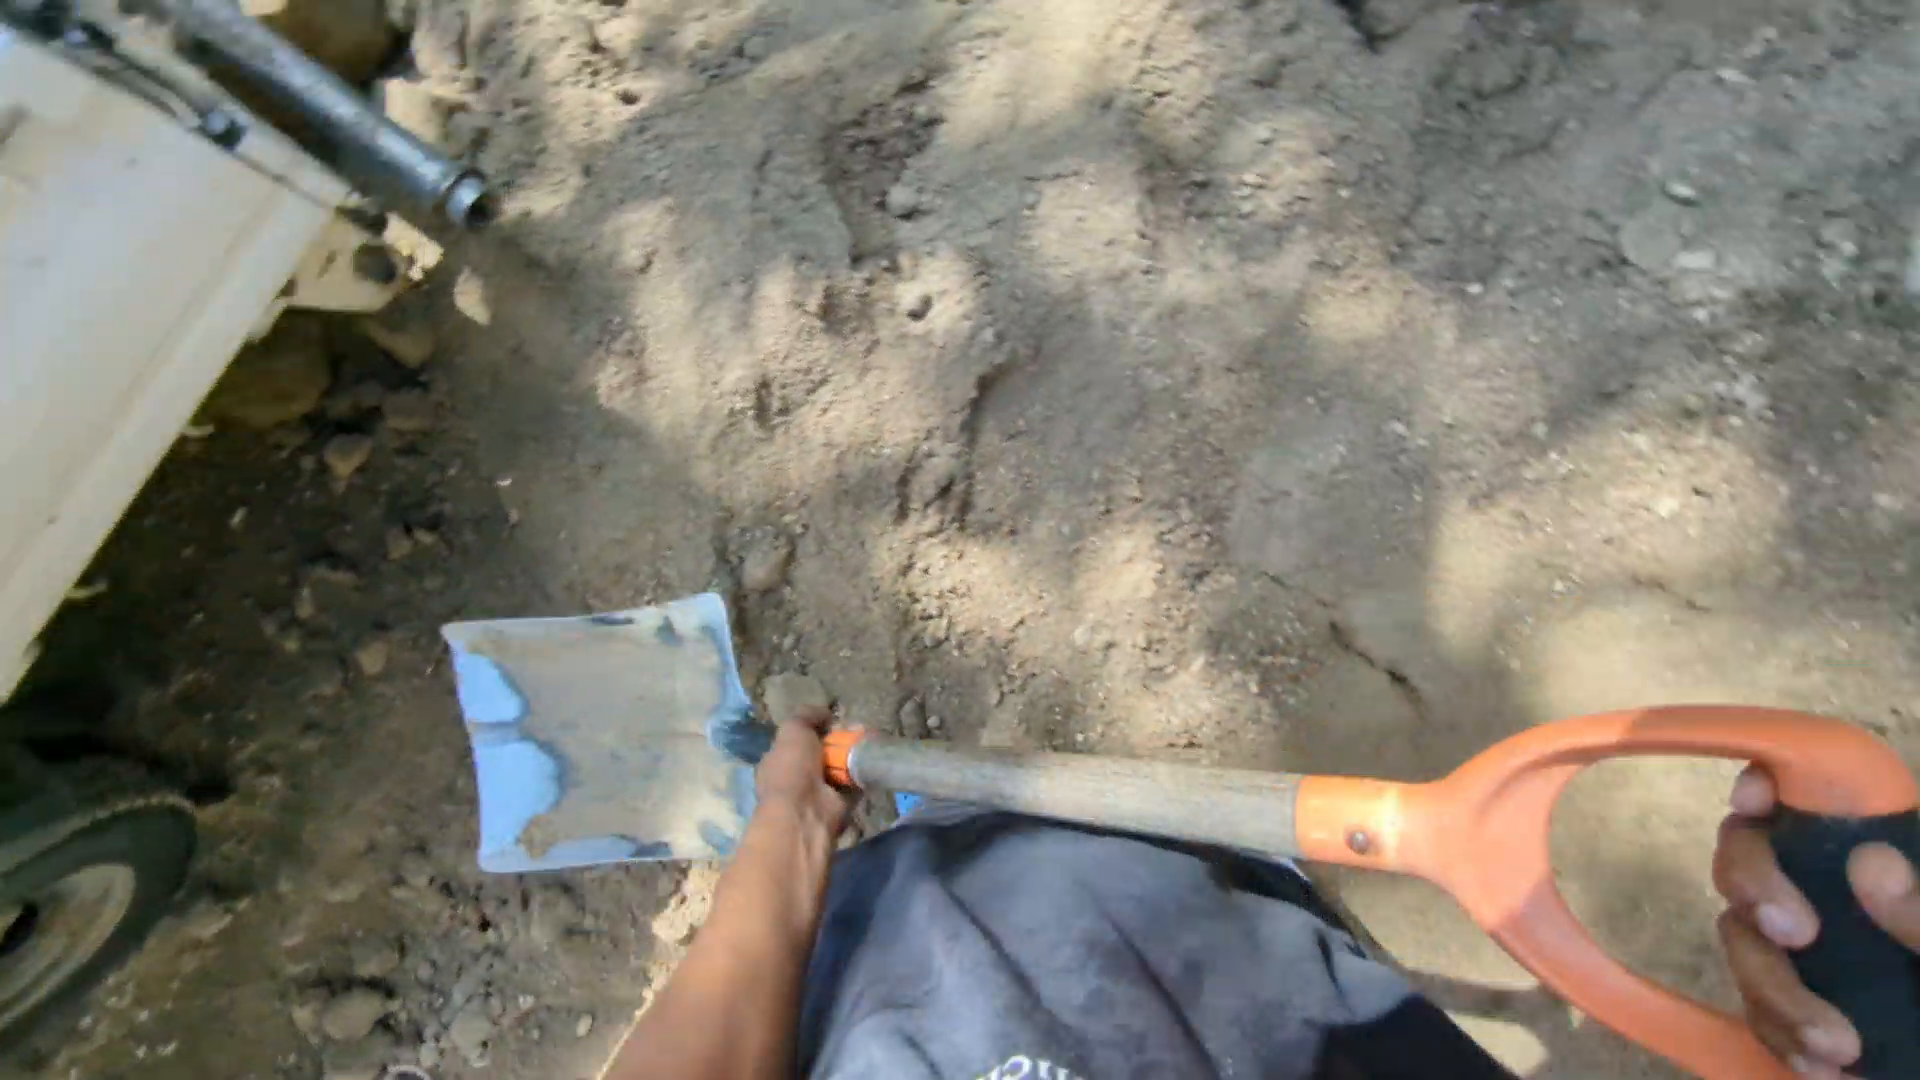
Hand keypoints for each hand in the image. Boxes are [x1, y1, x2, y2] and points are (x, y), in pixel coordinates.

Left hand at [754, 706, 855, 841]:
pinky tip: (872, 755)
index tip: (832, 719)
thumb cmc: (792, 768)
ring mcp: (818, 793)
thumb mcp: (793, 730)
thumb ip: (806, 715)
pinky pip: (854, 781)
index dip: (814, 728)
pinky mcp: (840, 804)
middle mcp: (796, 777)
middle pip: (821, 752)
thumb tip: (825, 713)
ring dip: (853, 752)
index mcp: (778, 761)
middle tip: (855, 727)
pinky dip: (864, 769)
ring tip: (867, 737)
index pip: (797, 740)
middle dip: (838, 739)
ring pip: (839, 765)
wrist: (805, 812)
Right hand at [1713, 766, 1919, 1077]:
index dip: (1769, 786)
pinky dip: (1775, 1028)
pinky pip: (1752, 997)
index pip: (1816, 800)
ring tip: (1834, 1047)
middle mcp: (1837, 894)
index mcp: (1889, 871)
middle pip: (1749, 851)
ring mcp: (1813, 950)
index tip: (1753, 803)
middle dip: (1751, 884)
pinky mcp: (1796, 1001)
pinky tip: (1816, 1065)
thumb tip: (1874, 860)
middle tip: (1788, 933)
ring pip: (1740, 930)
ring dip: (1770, 982)